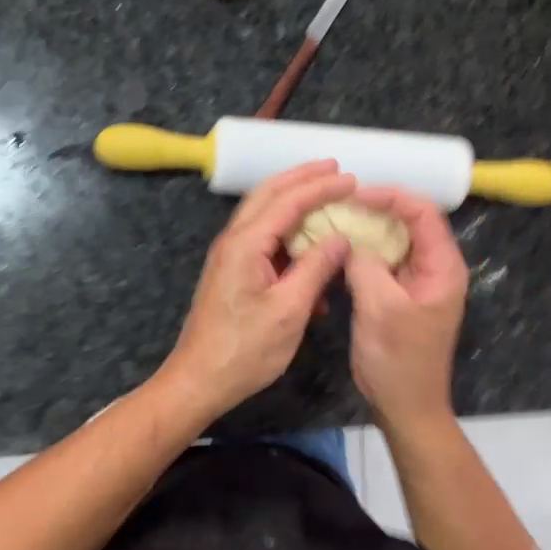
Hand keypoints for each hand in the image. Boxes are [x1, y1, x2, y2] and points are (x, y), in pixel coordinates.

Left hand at [156, 161, 355, 419]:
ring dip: (294, 206)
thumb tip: (341, 238)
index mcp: (245, 244)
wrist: (199, 380)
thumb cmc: (245, 350)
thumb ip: (316, 268)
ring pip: (264, 218)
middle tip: (334, 169)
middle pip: (268, 196)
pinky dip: (288, 241)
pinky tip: (312, 258)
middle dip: (302, 180)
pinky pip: (264, 245)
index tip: (352, 178)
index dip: (321, 187)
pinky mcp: (232, 275)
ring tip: (326, 200)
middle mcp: (233, 242)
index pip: (288, 201)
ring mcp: (230, 258)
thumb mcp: (289, 310)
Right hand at [342, 187, 468, 429]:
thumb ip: (365, 266)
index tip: (354, 195)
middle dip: (376, 207)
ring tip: (334, 219)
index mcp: (442, 267)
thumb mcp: (380, 309)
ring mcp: (417, 282)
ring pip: (394, 240)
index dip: (390, 196)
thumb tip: (350, 242)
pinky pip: (383, 261)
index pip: (422, 212)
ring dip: (367, 228)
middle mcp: (434, 268)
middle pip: (410, 221)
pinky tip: (339, 249)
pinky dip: (363, 251)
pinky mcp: (400, 295)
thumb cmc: (399, 362)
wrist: (406, 408)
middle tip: (339, 204)